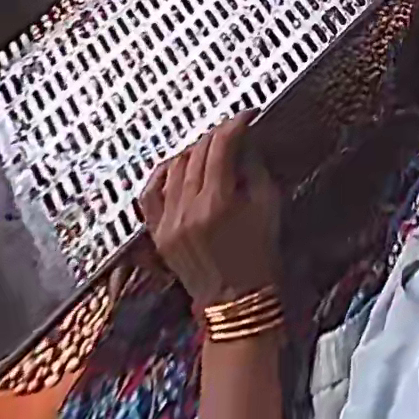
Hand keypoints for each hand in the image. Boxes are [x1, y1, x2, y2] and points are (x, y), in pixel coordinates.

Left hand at [139, 113, 281, 307]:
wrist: (237, 302)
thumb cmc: (259, 254)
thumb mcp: (268, 203)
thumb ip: (253, 166)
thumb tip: (244, 139)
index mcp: (217, 203)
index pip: (221, 146)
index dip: (236, 123)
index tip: (248, 115)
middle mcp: (187, 211)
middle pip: (197, 152)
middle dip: (218, 134)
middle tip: (234, 129)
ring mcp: (168, 223)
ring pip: (175, 166)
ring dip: (195, 149)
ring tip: (212, 147)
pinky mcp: (158, 233)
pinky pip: (150, 192)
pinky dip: (163, 173)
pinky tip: (178, 164)